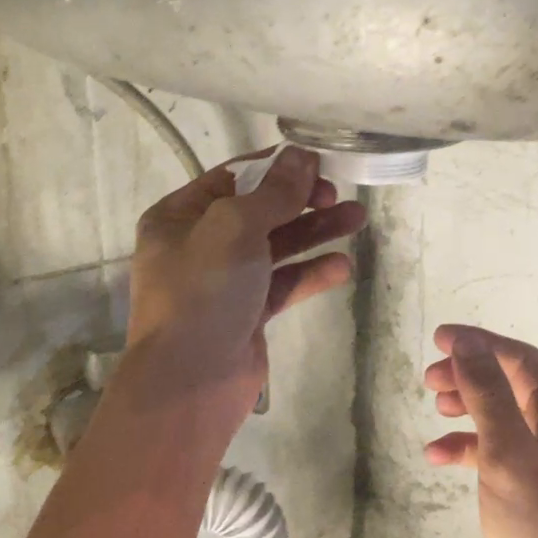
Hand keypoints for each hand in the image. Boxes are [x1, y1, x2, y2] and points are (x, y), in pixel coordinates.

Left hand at [121, 147, 365, 426]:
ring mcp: (224, 281)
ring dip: (315, 231)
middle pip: (259, 210)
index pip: (232, 177)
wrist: (189, 383)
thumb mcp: (236, 227)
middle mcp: (198, 244)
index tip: (318, 161)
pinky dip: (311, 273)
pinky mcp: (247, 313)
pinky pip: (284, 283)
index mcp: (179, 216)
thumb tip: (303, 154)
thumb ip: (273, 191)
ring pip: (277, 246)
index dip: (275, 167)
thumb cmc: (203, 291)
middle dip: (302, 200)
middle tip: (338, 193)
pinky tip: (343, 266)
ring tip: (358, 219)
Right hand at [423, 325, 537, 537]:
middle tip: (429, 377)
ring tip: (433, 405)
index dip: (482, 343)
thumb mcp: (510, 457)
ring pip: (502, 419)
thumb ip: (489, 396)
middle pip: (514, 386)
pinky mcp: (528, 499)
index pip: (524, 361)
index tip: (439, 339)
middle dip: (472, 374)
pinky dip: (466, 449)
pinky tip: (436, 456)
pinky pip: (495, 457)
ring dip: (468, 406)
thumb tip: (467, 344)